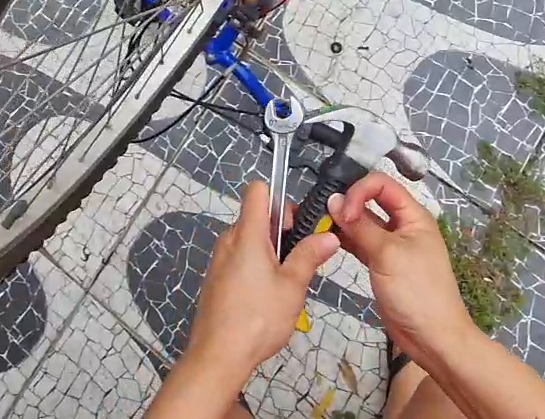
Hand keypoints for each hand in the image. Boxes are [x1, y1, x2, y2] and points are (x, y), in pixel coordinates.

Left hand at [180, 181, 341, 376]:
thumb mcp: (292, 287)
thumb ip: (309, 256)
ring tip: (282, 284)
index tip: (292, 227)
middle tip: (295, 263)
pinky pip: (238, 258)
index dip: (278, 200)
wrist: (218, 356)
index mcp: (246, 233)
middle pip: (255, 216)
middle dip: (278, 231)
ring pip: (248, 239)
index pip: (257, 190)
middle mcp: (229, 239)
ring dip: (268, 252)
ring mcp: (219, 259)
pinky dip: (254, 266)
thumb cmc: (258, 318)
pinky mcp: (216, 278)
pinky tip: (263, 297)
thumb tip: (328, 235)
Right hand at [326, 172, 480, 364]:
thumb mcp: (387, 254)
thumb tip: (334, 200)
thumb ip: (360, 226)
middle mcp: (403, 225)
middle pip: (372, 200)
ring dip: (345, 222)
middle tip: (324, 212)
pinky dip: (346, 240)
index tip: (343, 210)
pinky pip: (361, 243)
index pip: (382, 184)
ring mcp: (392, 245)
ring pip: (364, 222)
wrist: (434, 340)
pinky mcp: (382, 264)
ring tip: (322, 224)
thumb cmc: (417, 292)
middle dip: (350, 202)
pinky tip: (329, 239)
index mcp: (413, 215)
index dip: (360, 190)